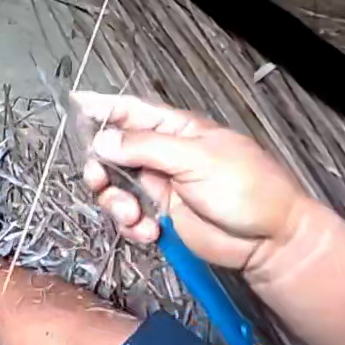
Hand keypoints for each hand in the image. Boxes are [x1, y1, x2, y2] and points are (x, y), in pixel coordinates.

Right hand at [75, 92, 314, 277]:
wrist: (270, 240)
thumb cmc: (244, 187)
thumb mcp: (196, 159)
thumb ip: (146, 147)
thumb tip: (102, 140)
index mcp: (176, 129)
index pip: (131, 111)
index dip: (102, 107)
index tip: (73, 103)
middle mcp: (163, 154)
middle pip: (113, 152)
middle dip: (101, 167)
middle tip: (99, 180)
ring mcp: (161, 186)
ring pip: (116, 187)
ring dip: (116, 202)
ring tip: (134, 217)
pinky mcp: (161, 216)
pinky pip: (130, 216)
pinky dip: (132, 226)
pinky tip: (150, 233)